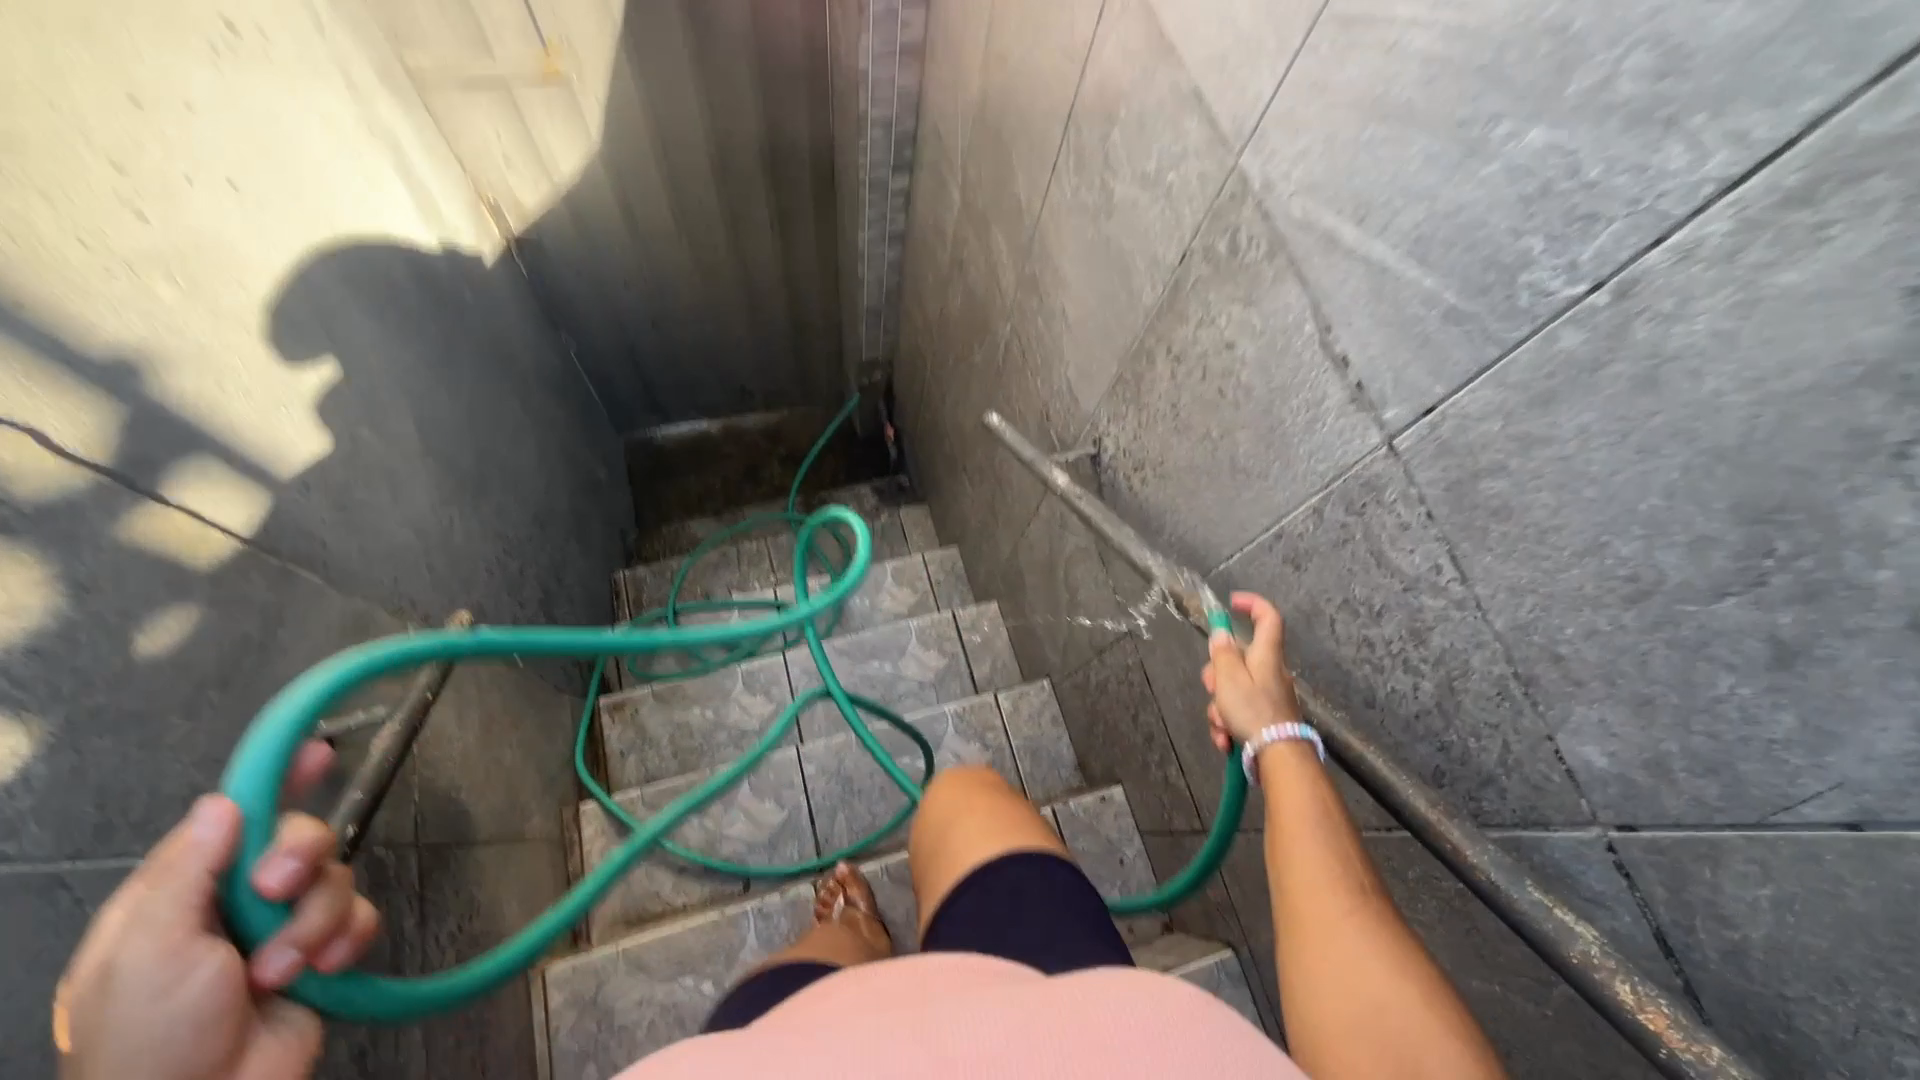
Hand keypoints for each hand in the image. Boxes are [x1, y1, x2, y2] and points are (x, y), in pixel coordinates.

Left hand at [55, 741, 381, 1079]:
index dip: (273, 781)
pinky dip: (347, 940)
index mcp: (180, 893)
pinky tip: (323, 969)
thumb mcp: (148, 950)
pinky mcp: (323, 953)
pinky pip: (359, 918)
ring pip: (335, 879)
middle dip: (300, 860)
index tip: (315, 749)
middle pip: (298, 839)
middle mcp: (234, 902)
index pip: (232, 818)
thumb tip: (222, 802)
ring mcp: (281, 929)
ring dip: (315, 921)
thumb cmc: (150, 1034)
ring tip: (284, 968)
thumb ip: (186, 872)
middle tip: (275, 891)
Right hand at [1202, 591, 1303, 750]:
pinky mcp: (1267, 717)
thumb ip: (1223, 653)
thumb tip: (1222, 633)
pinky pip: (1240, 711)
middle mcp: (1271, 671)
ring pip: (1234, 688)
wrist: (1279, 755)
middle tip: (1211, 688)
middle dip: (1217, 674)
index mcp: (1266, 655)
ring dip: (1220, 706)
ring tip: (1221, 725)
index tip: (1231, 603)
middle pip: (1239, 658)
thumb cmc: (1252, 711)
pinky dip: (1229, 723)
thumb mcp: (1229, 678)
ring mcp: (1270, 695)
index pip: (1268, 618)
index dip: (1252, 604)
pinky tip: (1225, 740)